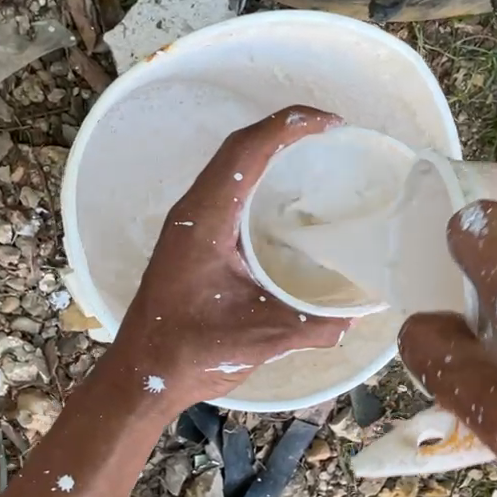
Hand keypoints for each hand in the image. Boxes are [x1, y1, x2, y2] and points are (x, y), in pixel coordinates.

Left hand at [108, 107, 351, 403]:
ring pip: (230, 168)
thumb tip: (353, 316)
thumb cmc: (189, 350)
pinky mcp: (192, 239)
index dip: (288, 126)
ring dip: (268, 152)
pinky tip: (284, 202)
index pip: (246, 152)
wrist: (143, 373)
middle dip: (285, 131)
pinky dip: (257, 180)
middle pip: (238, 150)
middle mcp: (194, 212)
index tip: (331, 123)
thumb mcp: (258, 337)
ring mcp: (190, 224)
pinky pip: (228, 192)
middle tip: (331, 134)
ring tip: (314, 155)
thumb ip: (311, 326)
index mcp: (205, 220)